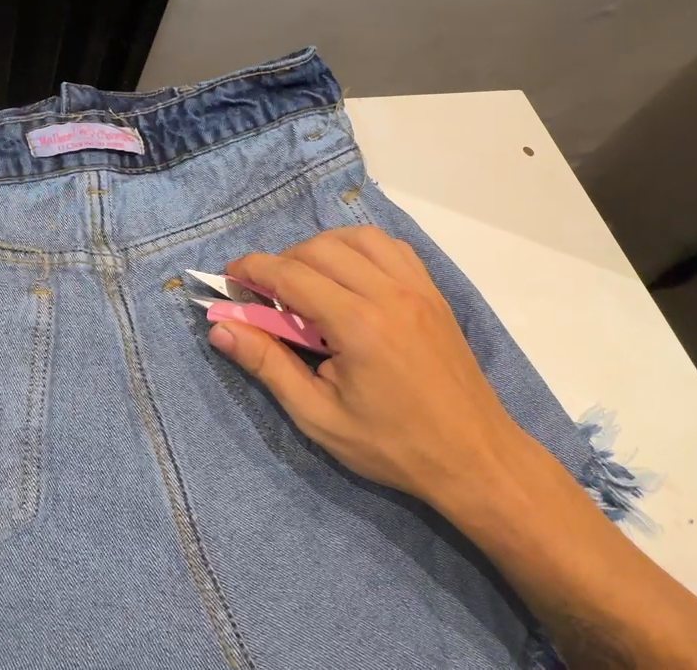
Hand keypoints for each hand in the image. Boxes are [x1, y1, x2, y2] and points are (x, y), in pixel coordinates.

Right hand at [210, 226, 541, 510]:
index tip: (229, 277)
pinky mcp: (433, 292)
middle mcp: (388, 293)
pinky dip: (360, 248)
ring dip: (320, 248)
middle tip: (265, 293)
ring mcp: (416, 288)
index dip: (251, 270)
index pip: (290, 275)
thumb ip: (268, 365)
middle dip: (282, 261)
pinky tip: (350, 275)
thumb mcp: (318, 416)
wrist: (475, 459)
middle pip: (318, 249)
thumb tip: (221, 328)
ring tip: (306, 279)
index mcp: (357, 324)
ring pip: (356, 237)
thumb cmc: (392, 445)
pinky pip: (391, 246)